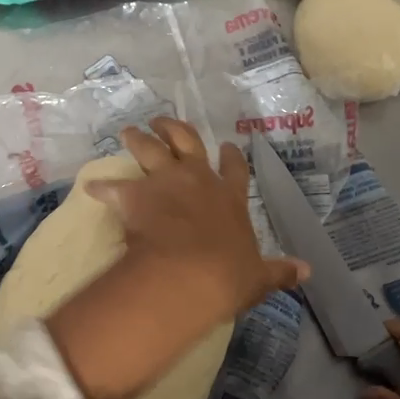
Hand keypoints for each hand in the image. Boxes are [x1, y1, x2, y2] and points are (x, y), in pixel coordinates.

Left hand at [46, 117, 307, 398]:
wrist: (187, 275)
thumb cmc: (227, 275)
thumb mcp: (258, 276)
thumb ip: (279, 270)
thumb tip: (307, 271)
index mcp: (229, 197)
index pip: (234, 169)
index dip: (231, 157)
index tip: (227, 146)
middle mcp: (197, 180)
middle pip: (186, 142)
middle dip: (174, 129)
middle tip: (162, 122)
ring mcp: (165, 182)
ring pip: (150, 150)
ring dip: (138, 139)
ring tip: (129, 131)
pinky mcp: (135, 195)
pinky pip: (114, 187)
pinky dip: (103, 187)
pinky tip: (92, 185)